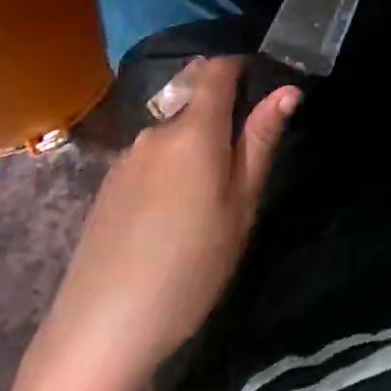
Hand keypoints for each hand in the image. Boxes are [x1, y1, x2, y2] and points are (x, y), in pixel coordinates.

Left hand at [22, 57, 298, 390]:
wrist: (104, 324)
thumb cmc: (191, 268)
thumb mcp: (240, 208)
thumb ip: (260, 142)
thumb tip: (286, 90)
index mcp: (192, 130)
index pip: (215, 69)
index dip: (239, 65)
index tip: (261, 81)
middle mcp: (155, 130)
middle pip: (192, 101)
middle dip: (220, 116)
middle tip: (242, 164)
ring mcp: (126, 156)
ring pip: (171, 134)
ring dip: (193, 148)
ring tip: (208, 202)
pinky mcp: (109, 182)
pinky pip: (149, 159)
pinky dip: (169, 169)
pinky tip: (171, 216)